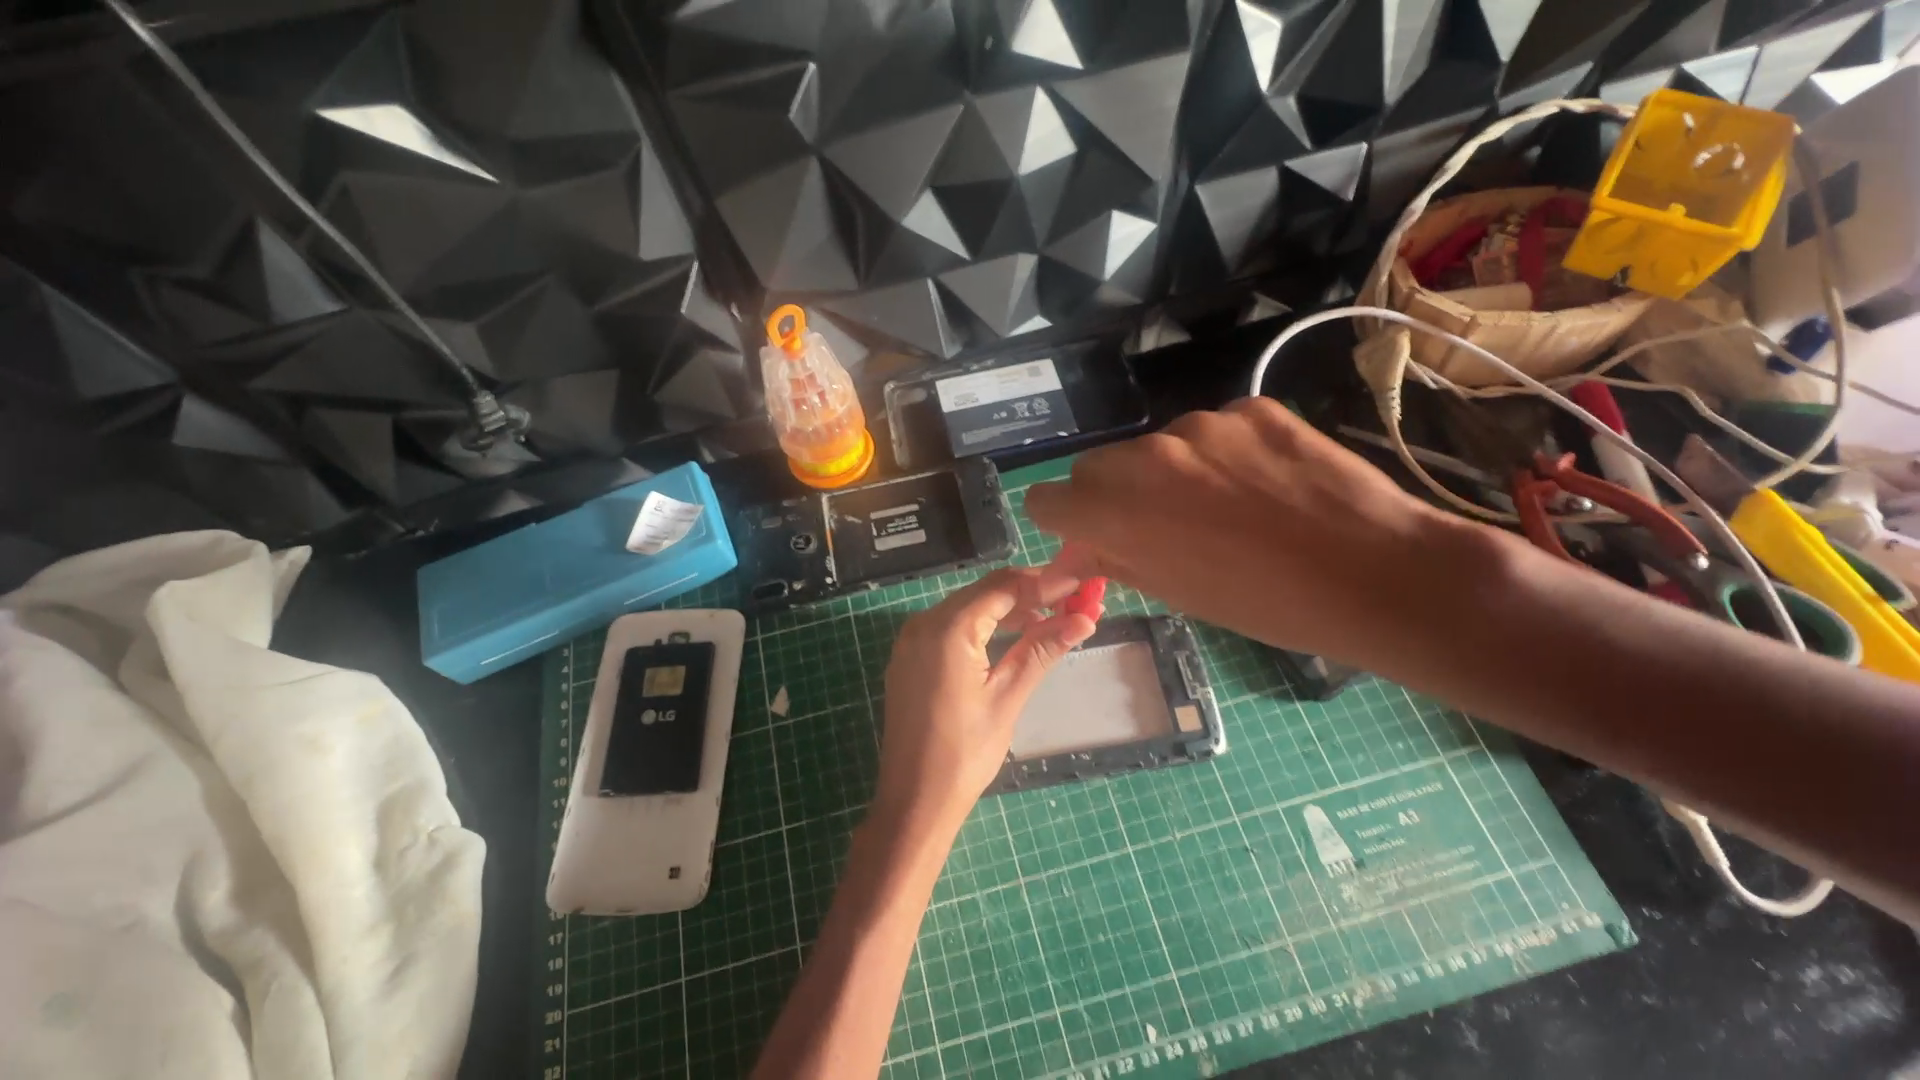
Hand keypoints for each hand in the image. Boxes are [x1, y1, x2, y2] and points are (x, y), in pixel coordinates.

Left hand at [874, 566, 1097, 831]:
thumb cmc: (964, 754)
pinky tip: (1015, 637)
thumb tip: (1085, 618)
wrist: (915, 800)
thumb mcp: (1008, 698)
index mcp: (947, 629)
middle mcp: (923, 623)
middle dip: (1031, 593)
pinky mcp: (911, 657)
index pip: (1004, 587)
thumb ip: (1042, 650)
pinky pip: (952, 626)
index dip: (1046, 582)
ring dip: (1010, 609)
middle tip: (1076, 600)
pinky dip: (985, 626)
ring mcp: (912, 640)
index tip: (1083, 582)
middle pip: (985, 592)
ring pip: (969, 607)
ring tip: (1055, 619)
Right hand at [1026, 397, 1482, 666]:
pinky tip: (1266, 487)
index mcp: (1119, 511)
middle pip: (1098, 466)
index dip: (1063, 522)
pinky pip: (1214, 431)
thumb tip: (1075, 554)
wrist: (1377, 572)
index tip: (1088, 537)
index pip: (1047, 499)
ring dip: (1173, 474)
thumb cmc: (1268, 605)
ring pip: (1159, 447)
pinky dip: (1224, 455)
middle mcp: (1149, 455)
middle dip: (1113, 495)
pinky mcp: (1251, 408)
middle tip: (1159, 527)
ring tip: (1229, 509)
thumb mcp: (1178, 594)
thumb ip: (1116, 560)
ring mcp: (1203, 424)